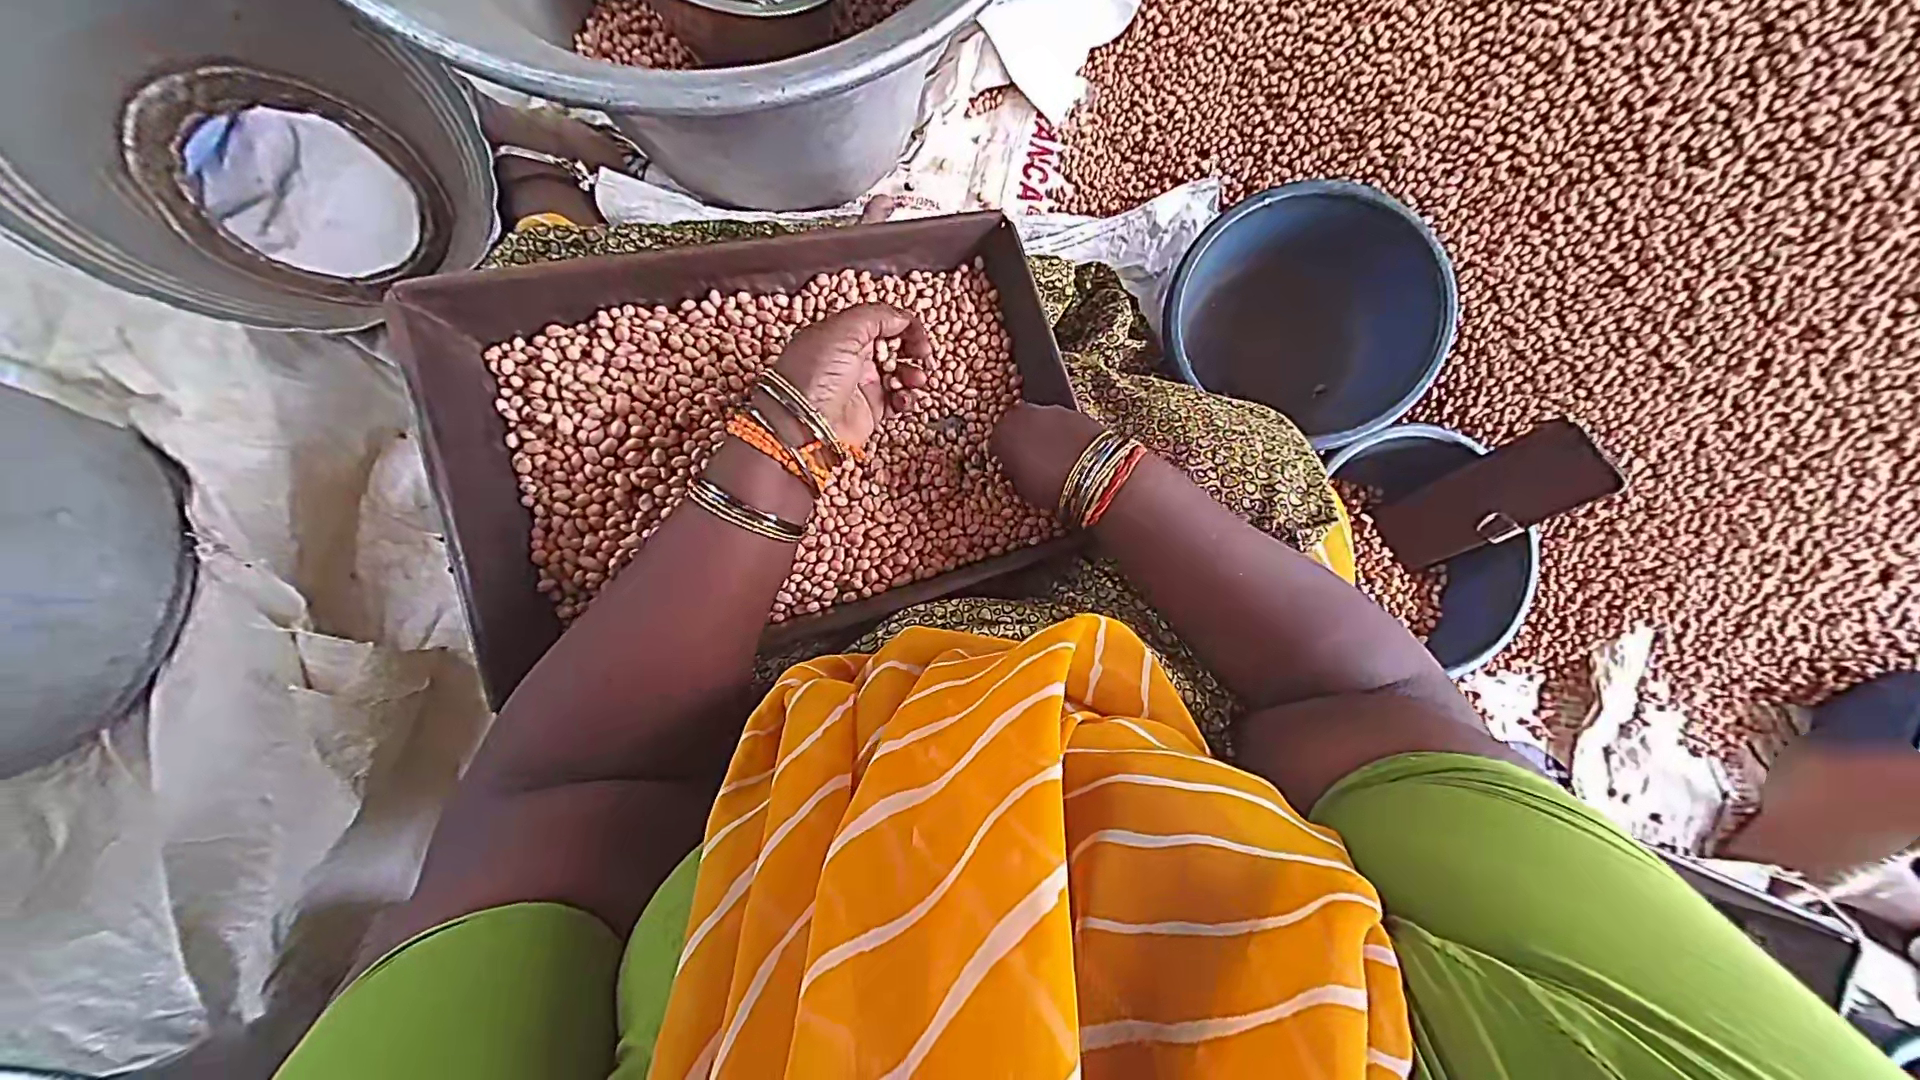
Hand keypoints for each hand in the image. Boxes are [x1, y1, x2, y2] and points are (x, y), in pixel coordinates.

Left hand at [773, 304, 930, 450]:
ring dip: (913, 375)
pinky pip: (898, 400)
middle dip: (913, 351)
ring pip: (901, 373)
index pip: (884, 322)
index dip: (906, 328)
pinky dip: (907, 399)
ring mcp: (863, 384)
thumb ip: (877, 316)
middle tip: (923, 359)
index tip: (920, 340)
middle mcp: (854, 357)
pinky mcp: (871, 411)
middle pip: (896, 347)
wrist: (802, 424)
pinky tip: (903, 400)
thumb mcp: (843, 331)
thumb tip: (904, 318)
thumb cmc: (814, 375)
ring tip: (915, 382)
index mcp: (844, 333)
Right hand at [990, 403, 1107, 510]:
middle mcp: (1024, 414)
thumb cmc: (1048, 485)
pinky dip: (1062, 434)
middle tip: (1029, 457)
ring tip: (1052, 456)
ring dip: (1043, 433)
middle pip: (1017, 423)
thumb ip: (1014, 470)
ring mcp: (1052, 410)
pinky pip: (1062, 423)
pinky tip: (1069, 451)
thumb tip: (1016, 467)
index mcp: (1003, 432)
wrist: (1092, 474)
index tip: (1008, 466)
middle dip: (1021, 437)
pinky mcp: (1076, 412)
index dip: (1002, 455)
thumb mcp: (1021, 487)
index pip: (995, 441)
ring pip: (1040, 420)